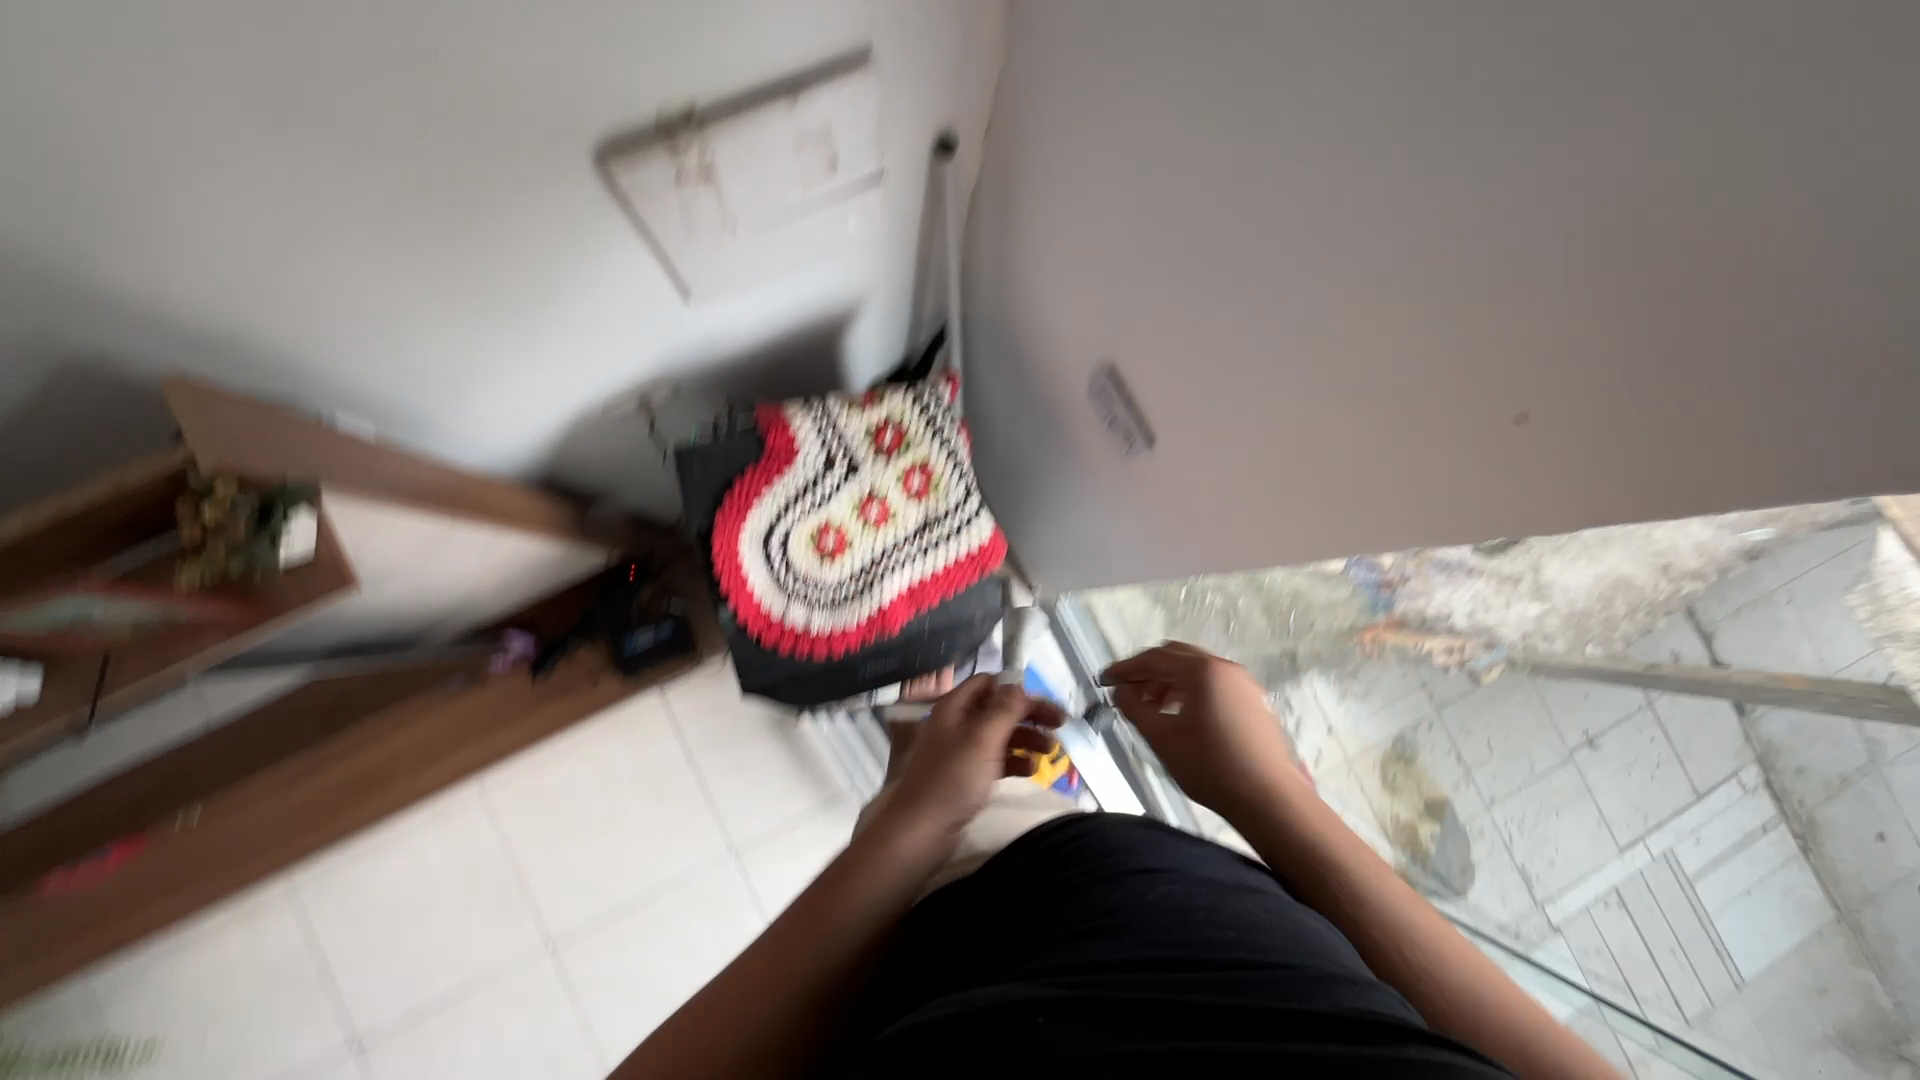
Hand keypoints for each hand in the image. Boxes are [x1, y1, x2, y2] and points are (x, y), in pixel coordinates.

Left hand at [862, 675, 1065, 845]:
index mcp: (954, 707)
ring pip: (999, 736)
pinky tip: (1031, 771)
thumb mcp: (981, 739)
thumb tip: (1018, 684)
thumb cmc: (952, 779)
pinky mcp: (965, 776)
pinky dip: (1014, 761)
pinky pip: (995, 760)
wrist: (921, 829)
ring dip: (1026, 738)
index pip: (988, 683)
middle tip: (1059, 724)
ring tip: (1051, 750)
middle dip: (1028, 715)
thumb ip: (1003, 709)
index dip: (1016, 690)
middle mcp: (956, 724)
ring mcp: (960, 752)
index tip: (1043, 703)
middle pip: (997, 709)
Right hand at [1102, 642, 1305, 819]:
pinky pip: (1213, 684)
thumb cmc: (1209, 766)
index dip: (1126, 668)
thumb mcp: (1161, 737)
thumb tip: (1121, 692)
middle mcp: (1224, 668)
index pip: (1154, 658)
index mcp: (1202, 670)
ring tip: (1151, 707)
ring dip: (1168, 681)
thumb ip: (1134, 708)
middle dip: (1148, 671)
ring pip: (1197, 670)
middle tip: (1127, 691)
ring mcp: (1243, 683)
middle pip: (1177, 657)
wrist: (1268, 798)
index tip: (1104, 680)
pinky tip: (1180, 716)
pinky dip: (1190, 691)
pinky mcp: (1253, 701)